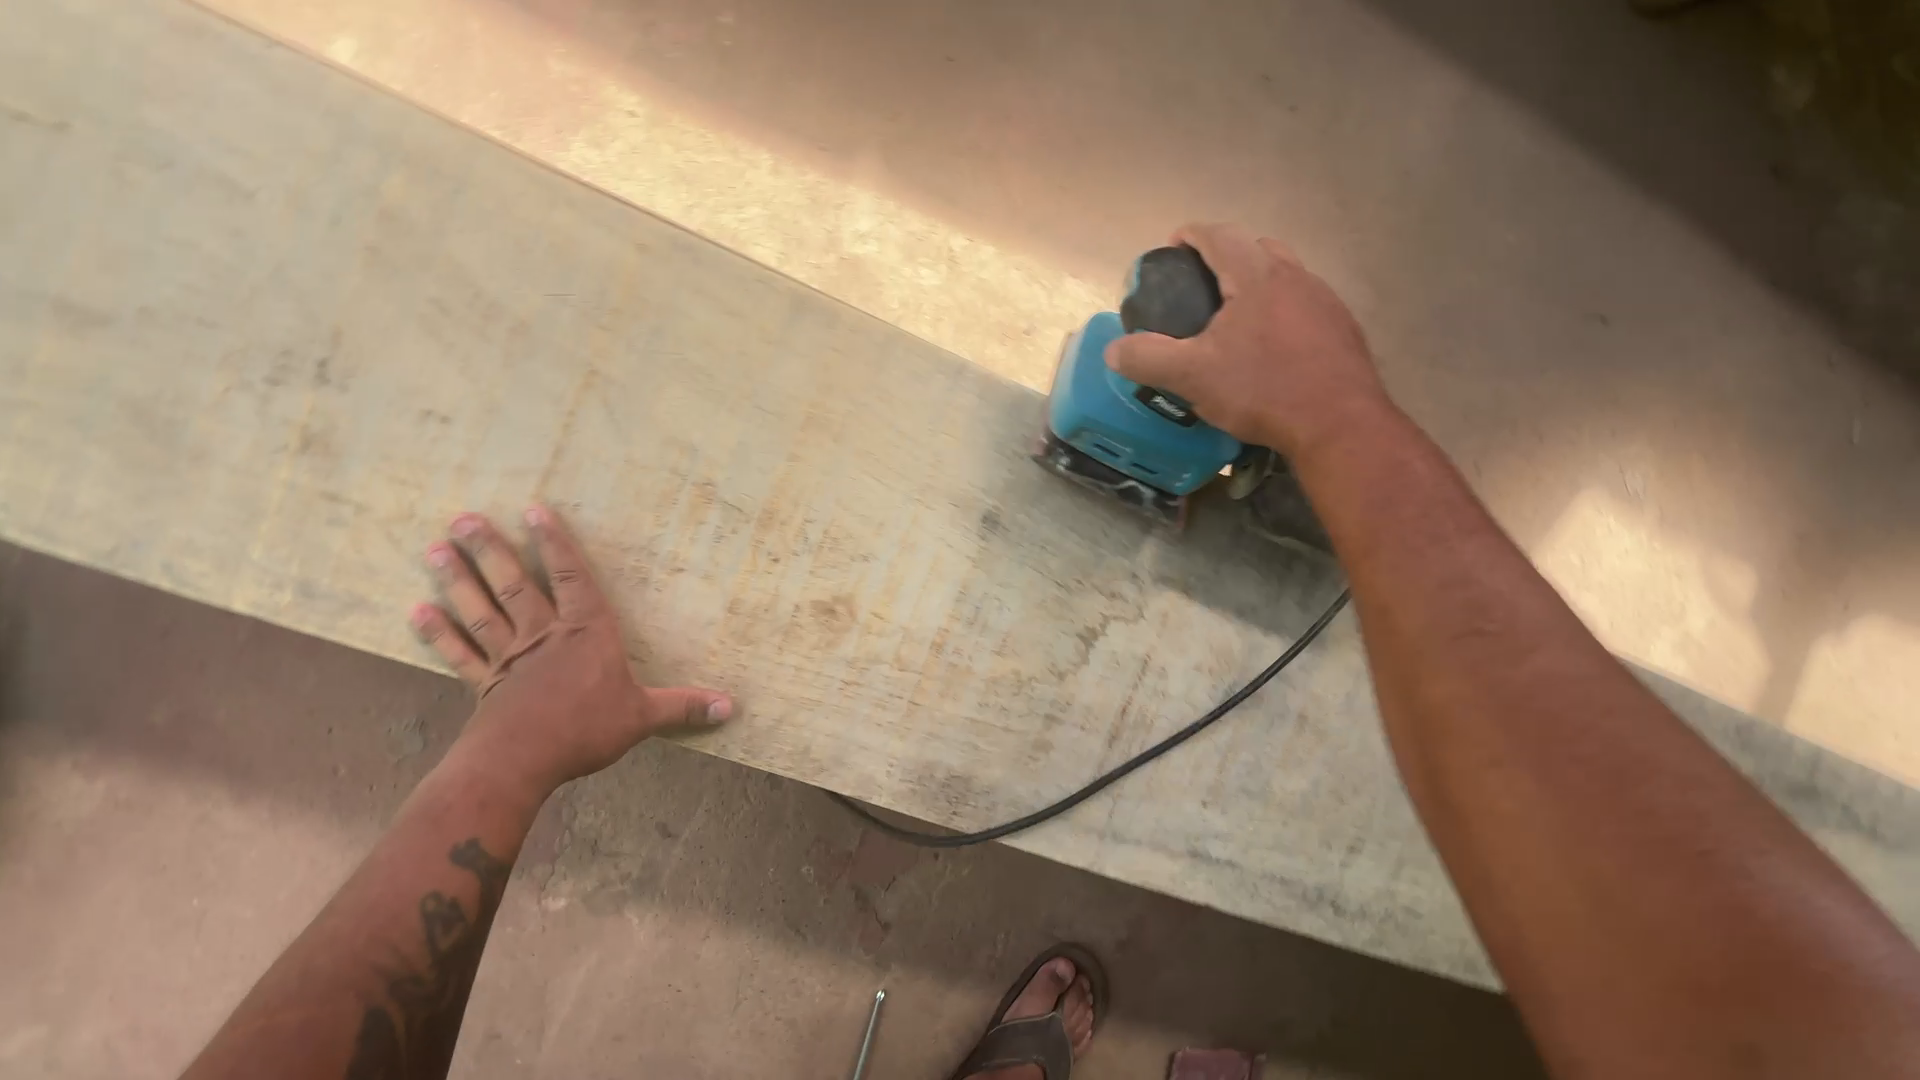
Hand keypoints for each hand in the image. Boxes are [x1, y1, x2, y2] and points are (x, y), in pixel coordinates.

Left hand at [410, 505, 731, 798]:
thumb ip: (684, 707)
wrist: (519, 763)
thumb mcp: (644, 717)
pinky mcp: (484, 684)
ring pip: (482, 609)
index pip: (571, 577)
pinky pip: (459, 652)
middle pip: (515, 584)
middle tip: (464, 518)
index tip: (533, 510)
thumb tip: (732, 707)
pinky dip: (438, 632)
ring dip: (459, 578)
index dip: (554, 543)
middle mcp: (544, 635)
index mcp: (586, 633)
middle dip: (491, 550)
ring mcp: (509, 658)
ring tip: (436, 547)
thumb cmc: (585, 731)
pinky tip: (417, 611)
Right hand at [1104, 222, 1388, 457]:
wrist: (1338, 425)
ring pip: (1285, 276)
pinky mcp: (1343, 330)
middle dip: (1226, 256)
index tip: (1173, 246)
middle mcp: (1296, 276)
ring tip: (1234, 317)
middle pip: (1256, 248)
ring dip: (1257, 283)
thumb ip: (1148, 359)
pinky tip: (1271, 346)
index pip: (1220, 235)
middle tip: (1200, 284)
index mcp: (1257, 276)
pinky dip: (1281, 312)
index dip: (1192, 235)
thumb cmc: (1262, 390)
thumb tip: (1112, 351)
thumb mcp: (1192, 377)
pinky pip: (1305, 306)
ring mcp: (1325, 302)